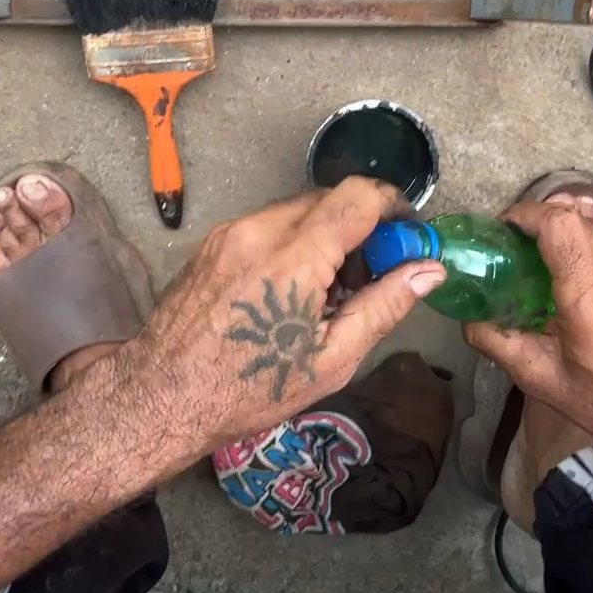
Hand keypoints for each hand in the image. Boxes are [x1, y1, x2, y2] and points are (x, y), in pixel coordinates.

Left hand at [118, 177, 446, 456]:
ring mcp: (232, 231)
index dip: (392, 203)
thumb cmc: (250, 388)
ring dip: (326, 232)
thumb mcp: (332, 359)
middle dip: (361, 223)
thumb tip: (429, 270)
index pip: (358, 197)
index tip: (406, 228)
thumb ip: (383, 305)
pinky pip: (268, 223)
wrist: (163, 395)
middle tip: (372, 271)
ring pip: (298, 209)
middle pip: (329, 198)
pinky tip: (292, 285)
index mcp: (295, 257)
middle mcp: (261, 229)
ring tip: (329, 288)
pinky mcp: (215, 240)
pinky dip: (294, 239)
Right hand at [463, 197, 592, 461]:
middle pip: (575, 215)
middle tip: (514, 242)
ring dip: (564, 221)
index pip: (560, 225)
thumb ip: (499, 344)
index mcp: (590, 298)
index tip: (504, 227)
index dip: (527, 214)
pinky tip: (577, 256)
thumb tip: (469, 318)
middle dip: (537, 217)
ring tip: (542, 246)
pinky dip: (590, 230)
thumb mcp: (543, 381)